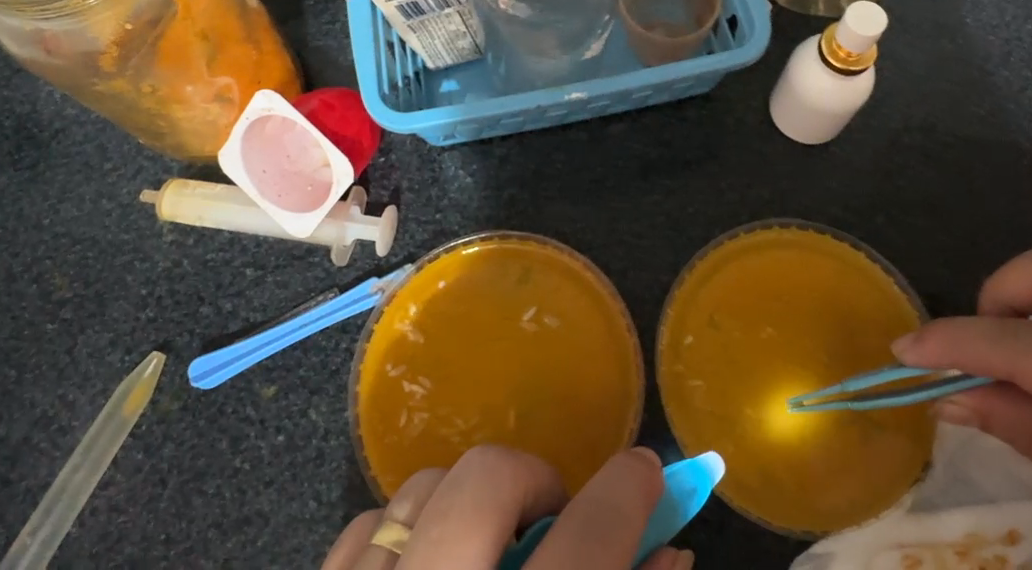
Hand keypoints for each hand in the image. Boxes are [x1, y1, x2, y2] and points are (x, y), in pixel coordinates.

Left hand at [320, 445, 690, 569]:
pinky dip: (401, 534)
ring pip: (421, 489)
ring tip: (482, 551)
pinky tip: (420, 568)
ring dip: (465, 506)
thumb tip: (671, 551)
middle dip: (535, 484)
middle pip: (489, 478)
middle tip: (551, 524)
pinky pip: (359, 526)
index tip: (646, 471)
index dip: (630, 493)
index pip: (589, 540)